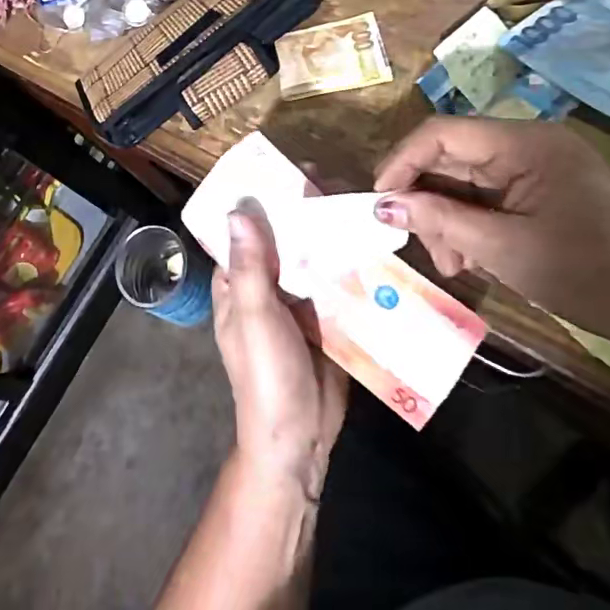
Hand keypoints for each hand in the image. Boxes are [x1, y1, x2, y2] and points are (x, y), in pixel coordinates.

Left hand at [211, 206, 348, 496]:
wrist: (299, 439)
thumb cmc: (265, 375)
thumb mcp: (255, 317)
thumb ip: (251, 265)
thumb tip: (239, 210)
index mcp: (238, 283)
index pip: (247, 231)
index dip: (263, 201)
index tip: (286, 171)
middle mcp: (267, 285)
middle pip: (285, 239)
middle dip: (304, 213)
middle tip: (334, 181)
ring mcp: (299, 300)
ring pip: (312, 257)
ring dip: (329, 233)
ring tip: (356, 202)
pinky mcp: (327, 316)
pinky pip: (336, 280)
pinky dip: (349, 261)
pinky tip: (371, 239)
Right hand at [371, 116, 609, 342]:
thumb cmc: (589, 274)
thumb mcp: (503, 248)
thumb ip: (440, 220)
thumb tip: (383, 204)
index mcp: (523, 143)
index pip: (441, 133)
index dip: (401, 162)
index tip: (378, 204)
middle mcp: (528, 142)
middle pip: (452, 156)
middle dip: (427, 200)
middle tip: (420, 247)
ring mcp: (538, 163)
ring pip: (467, 178)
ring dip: (448, 217)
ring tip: (454, 264)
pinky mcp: (544, 186)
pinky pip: (491, 193)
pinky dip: (473, 221)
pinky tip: (473, 256)